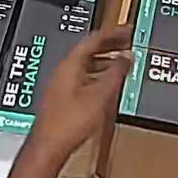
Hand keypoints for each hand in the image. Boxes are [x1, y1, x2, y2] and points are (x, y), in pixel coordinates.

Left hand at [28, 26, 132, 158]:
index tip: (127, 30)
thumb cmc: (68, 122)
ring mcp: (62, 85)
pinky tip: (108, 84)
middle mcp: (63, 72)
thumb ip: (116, 72)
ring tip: (122, 61)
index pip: (93, 39)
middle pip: (89, 50)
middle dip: (110, 45)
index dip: (113, 33)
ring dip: (105, 61)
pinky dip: (99, 75)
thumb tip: (126, 57)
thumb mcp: (101, 94)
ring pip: (86, 64)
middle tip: (127, 42)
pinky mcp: (63, 98)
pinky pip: (84, 77)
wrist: (49, 147)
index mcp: (70, 65)